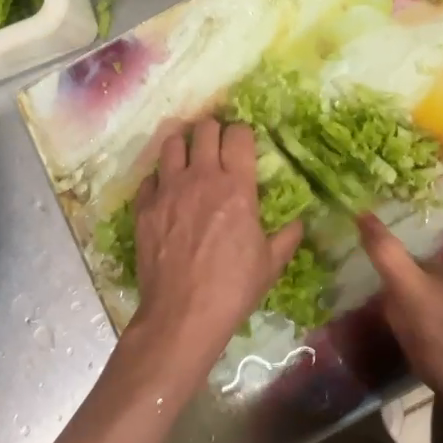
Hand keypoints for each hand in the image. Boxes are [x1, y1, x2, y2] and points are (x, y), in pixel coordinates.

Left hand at [129, 118, 303, 379]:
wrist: (182, 314)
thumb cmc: (233, 288)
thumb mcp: (270, 265)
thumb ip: (286, 237)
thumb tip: (299, 223)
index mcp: (236, 186)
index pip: (239, 134)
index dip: (243, 133)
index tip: (243, 144)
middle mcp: (201, 177)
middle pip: (205, 128)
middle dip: (213, 131)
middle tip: (216, 145)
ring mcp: (168, 189)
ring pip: (172, 143)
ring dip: (183, 146)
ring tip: (188, 158)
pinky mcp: (144, 206)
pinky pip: (149, 177)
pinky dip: (159, 179)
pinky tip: (166, 192)